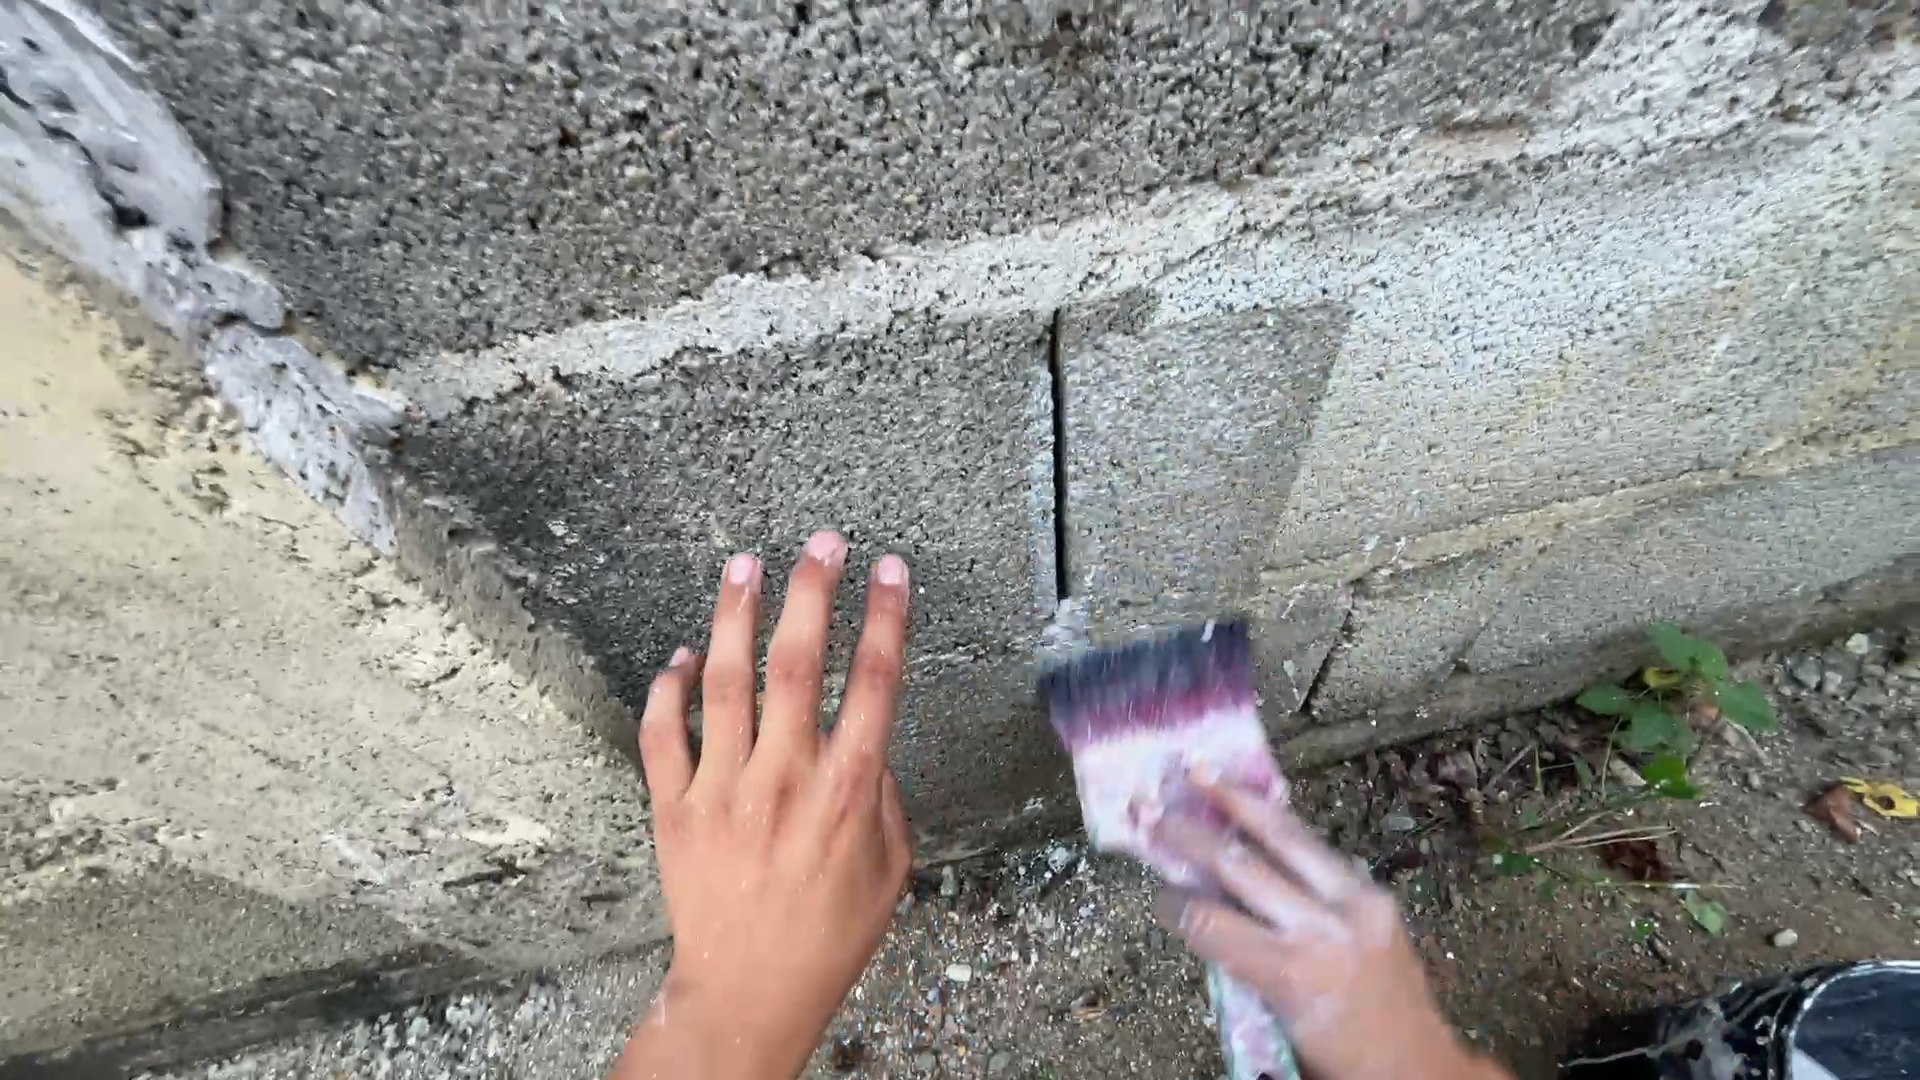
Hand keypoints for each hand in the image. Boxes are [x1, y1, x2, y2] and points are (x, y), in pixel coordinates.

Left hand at [610, 531, 913, 1079]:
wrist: (749, 994)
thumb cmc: (831, 931)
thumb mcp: (890, 862)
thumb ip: (881, 789)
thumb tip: (864, 733)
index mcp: (847, 791)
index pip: (876, 682)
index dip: (886, 617)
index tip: (890, 571)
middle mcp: (785, 778)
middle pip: (800, 663)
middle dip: (814, 591)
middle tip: (822, 544)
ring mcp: (723, 790)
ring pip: (725, 682)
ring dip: (737, 616)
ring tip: (745, 565)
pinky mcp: (674, 809)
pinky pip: (662, 733)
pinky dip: (667, 687)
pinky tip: (682, 654)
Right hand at [1152, 778, 1508, 1079]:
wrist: (1421, 1068)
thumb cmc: (1334, 1055)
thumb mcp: (1273, 1013)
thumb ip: (1235, 955)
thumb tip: (1193, 897)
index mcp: (1292, 974)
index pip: (1210, 920)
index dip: (1174, 902)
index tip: (1157, 894)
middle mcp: (1323, 929)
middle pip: (1237, 864)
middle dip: (1187, 834)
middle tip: (1152, 812)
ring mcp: (1356, 902)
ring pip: (1282, 835)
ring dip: (1235, 799)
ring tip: (1200, 770)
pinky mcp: (1374, 890)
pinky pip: (1313, 846)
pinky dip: (1275, 820)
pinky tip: (1250, 798)